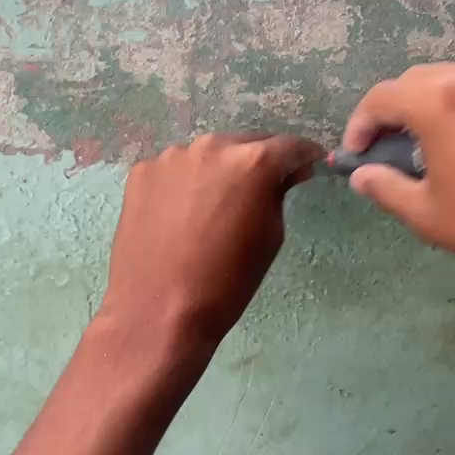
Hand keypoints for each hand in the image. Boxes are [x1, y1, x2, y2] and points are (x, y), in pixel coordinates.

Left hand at [99, 132, 324, 344]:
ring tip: (216, 203)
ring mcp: (172, 156)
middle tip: (265, 185)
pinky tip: (182, 212)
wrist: (157, 311)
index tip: (311, 163)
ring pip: (208, 154)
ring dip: (220, 169)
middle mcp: (212, 146)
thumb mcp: (270, 236)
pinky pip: (176, 169)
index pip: (291, 145)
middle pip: (247, 143)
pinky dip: (186, 182)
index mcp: (252, 162)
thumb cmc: (226, 281)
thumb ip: (279, 193)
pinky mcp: (142, 171)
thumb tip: (286, 172)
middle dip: (260, 160)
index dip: (305, 154)